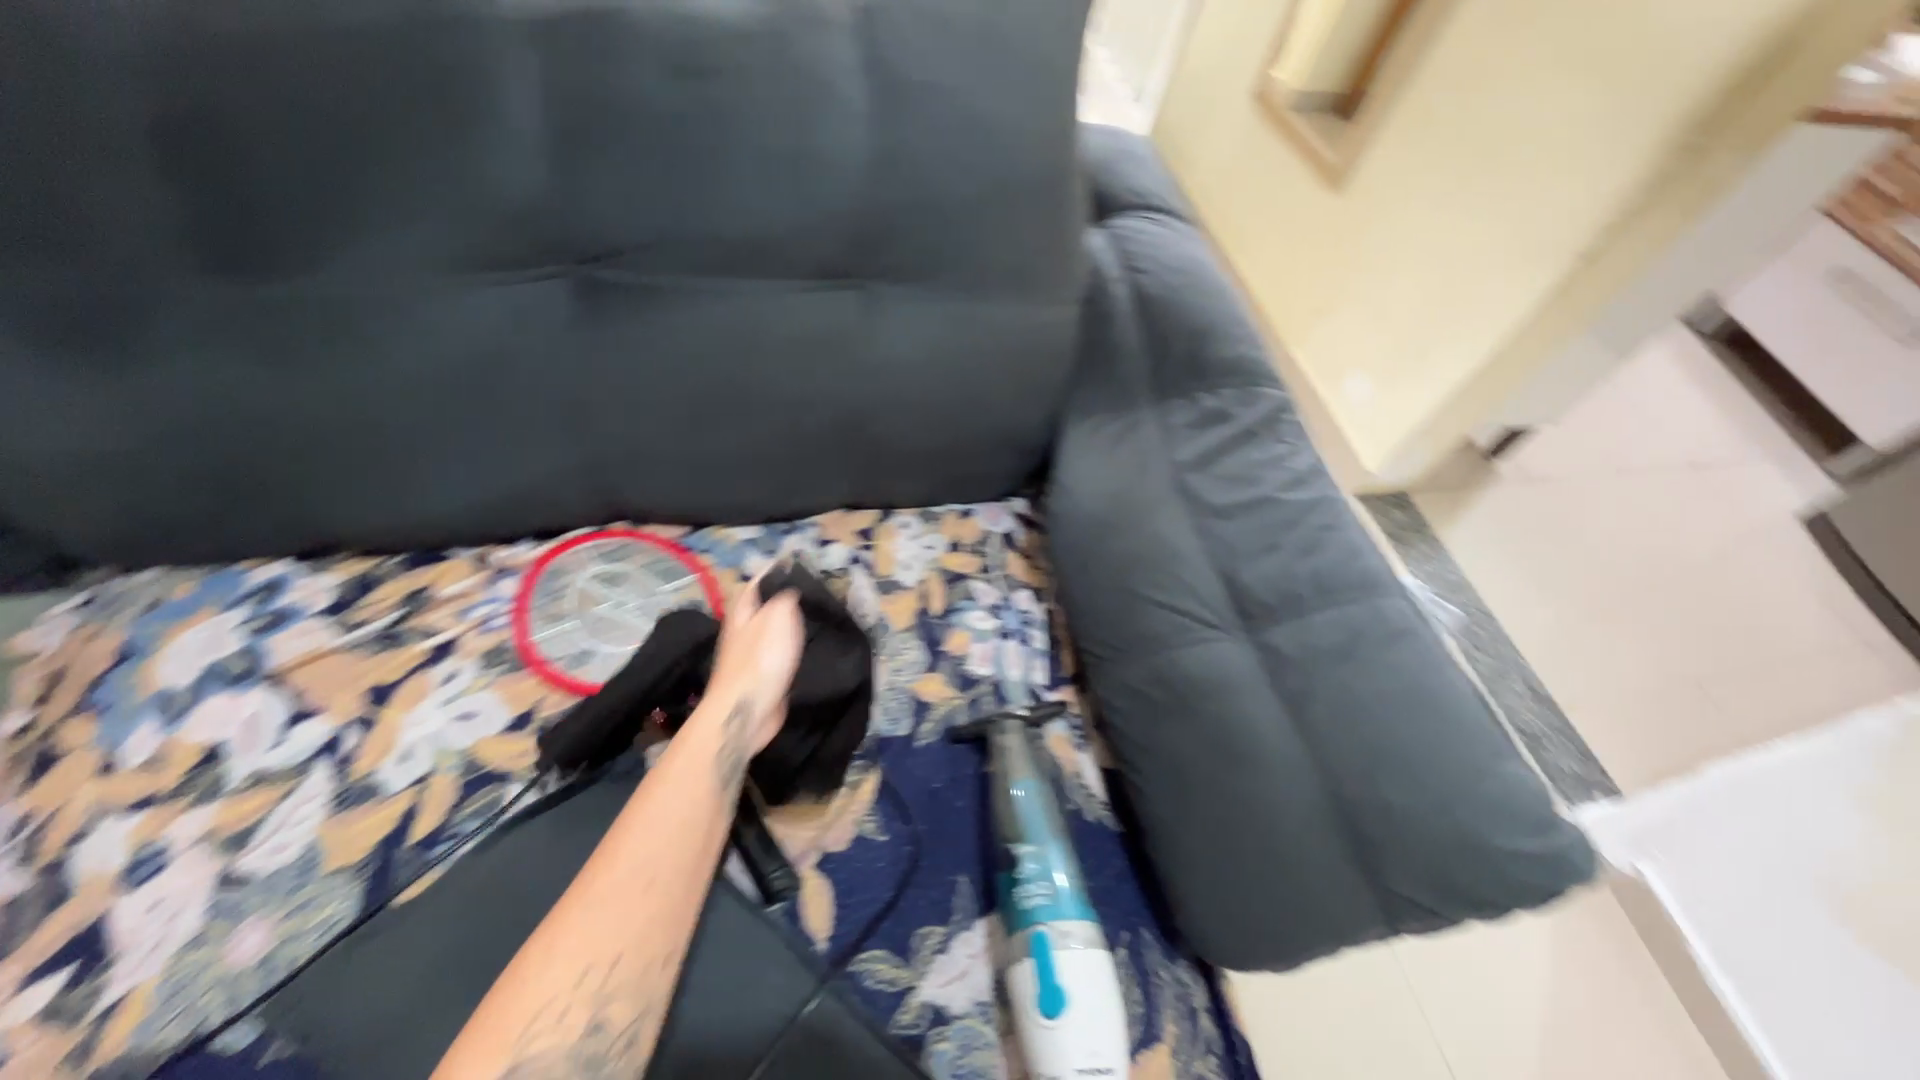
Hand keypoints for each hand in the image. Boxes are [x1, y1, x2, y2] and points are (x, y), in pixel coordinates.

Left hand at [703, 568, 804, 755]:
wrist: (747, 711)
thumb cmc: (760, 660)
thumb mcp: (776, 616)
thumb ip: (784, 597)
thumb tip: (789, 586)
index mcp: (743, 613)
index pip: (755, 583)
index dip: (772, 572)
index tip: (796, 564)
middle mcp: (743, 631)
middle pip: (762, 608)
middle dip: (783, 598)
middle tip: (814, 591)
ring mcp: (751, 657)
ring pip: (772, 632)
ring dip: (790, 625)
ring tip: (817, 617)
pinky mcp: (762, 678)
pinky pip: (780, 656)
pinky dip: (793, 649)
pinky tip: (810, 649)